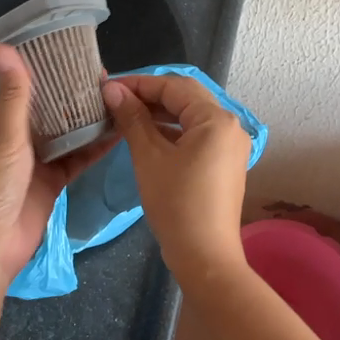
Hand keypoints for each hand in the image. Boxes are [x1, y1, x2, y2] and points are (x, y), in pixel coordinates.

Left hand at [0, 36, 118, 286]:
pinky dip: (95, 143)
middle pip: (23, 97)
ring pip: (55, 125)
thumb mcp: (1, 136)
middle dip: (44, 76)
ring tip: (105, 83)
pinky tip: (119, 127)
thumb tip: (2, 45)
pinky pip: (75, 156)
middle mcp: (4, 133)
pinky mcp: (49, 180)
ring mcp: (28, 158)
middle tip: (73, 53)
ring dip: (76, 108)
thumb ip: (10, 94)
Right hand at [101, 73, 252, 281]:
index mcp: (216, 119)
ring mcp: (230, 146)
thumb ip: (132, 118)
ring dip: (160, 113)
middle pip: (186, 97)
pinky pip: (196, 135)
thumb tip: (112, 90)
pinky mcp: (224, 163)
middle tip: (115, 98)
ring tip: (125, 115)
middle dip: (150, 96)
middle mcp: (230, 126)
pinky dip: (172, 131)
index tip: (109, 86)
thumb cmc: (176, 203)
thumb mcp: (149, 157)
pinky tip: (146, 136)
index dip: (139, 83)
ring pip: (190, 116)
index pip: (174, 86)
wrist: (204, 256)